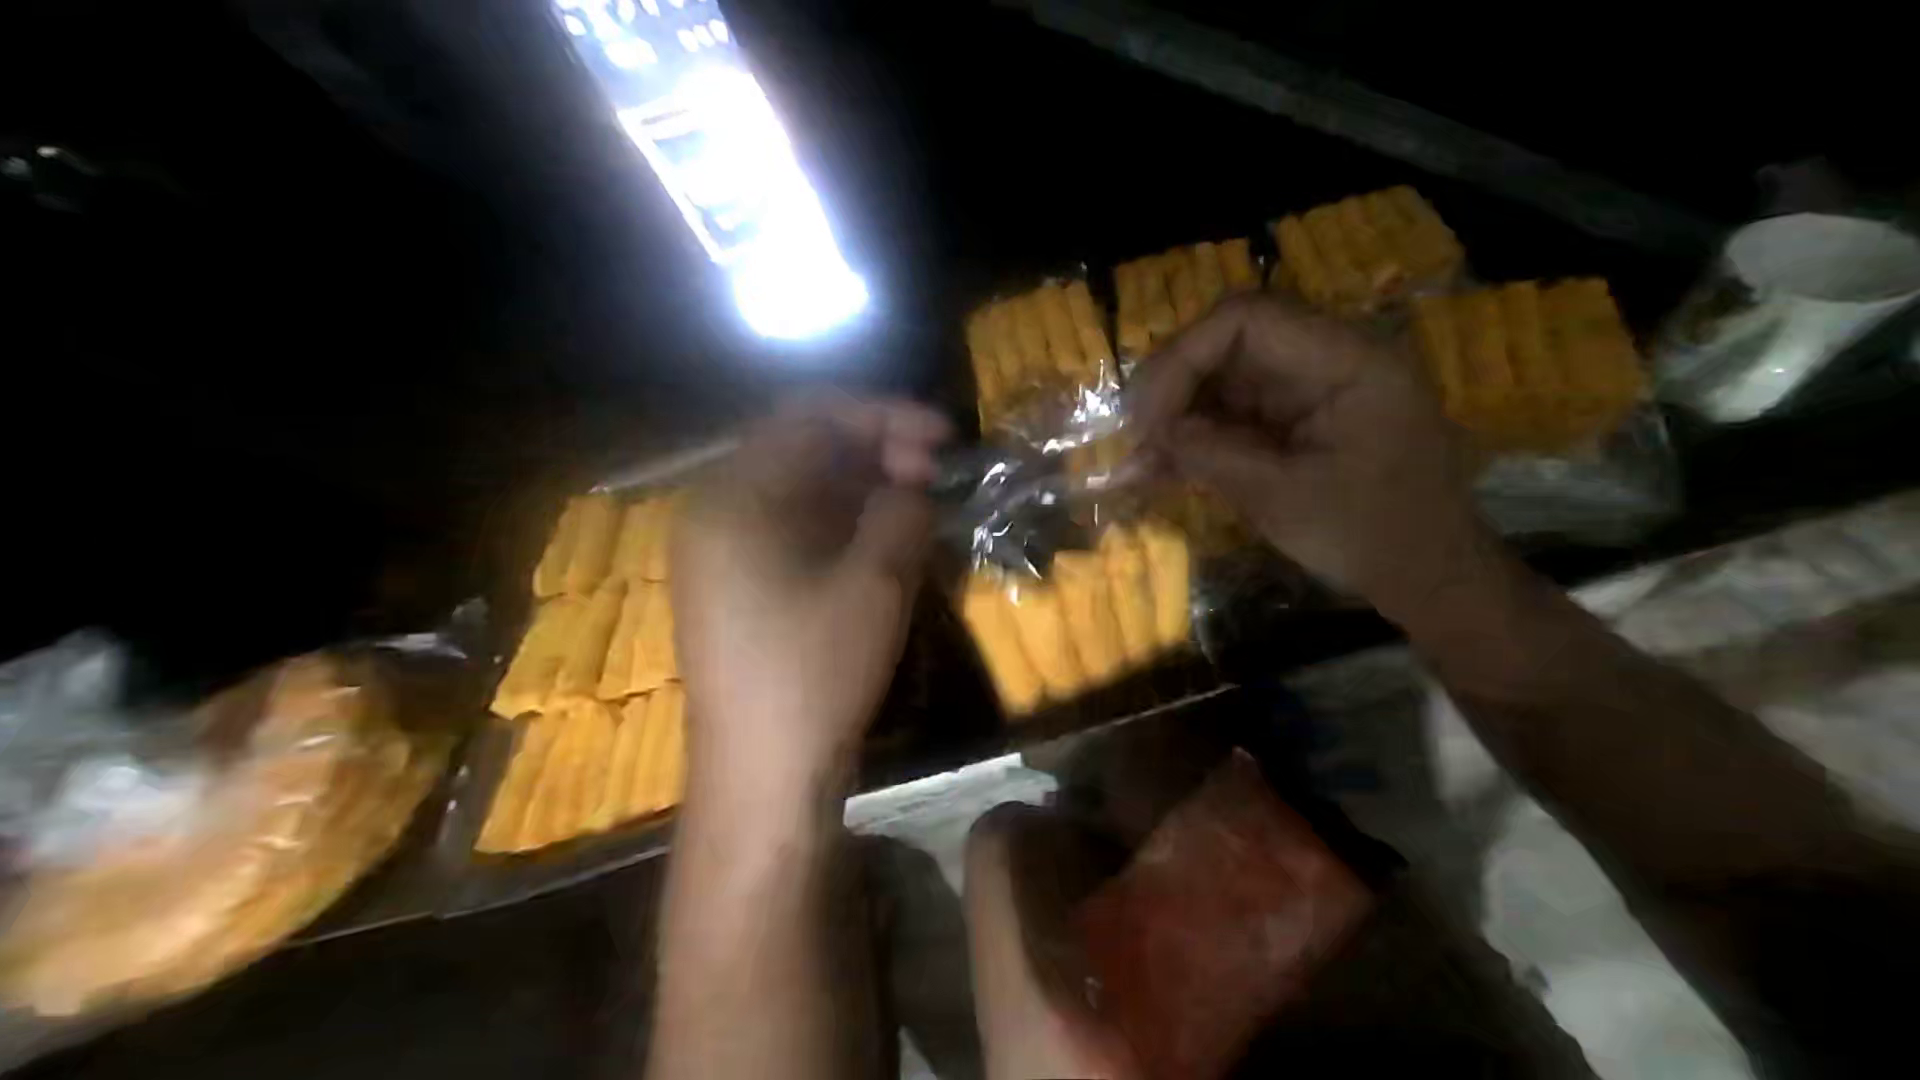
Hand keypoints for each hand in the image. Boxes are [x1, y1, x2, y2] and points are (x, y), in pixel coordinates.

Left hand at [672, 395, 949, 800]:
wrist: (763, 775)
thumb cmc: (816, 671)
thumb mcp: (876, 582)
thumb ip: (901, 511)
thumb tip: (911, 486)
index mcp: (735, 496)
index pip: (811, 417)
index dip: (884, 417)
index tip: (943, 437)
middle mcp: (715, 512)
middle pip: (800, 448)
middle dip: (873, 450)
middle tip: (932, 474)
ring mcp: (719, 552)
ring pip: (798, 490)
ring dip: (859, 487)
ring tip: (915, 504)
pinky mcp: (734, 586)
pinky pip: (790, 529)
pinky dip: (838, 522)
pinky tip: (879, 539)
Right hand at [1130, 293, 1494, 615]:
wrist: (1425, 573)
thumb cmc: (1369, 535)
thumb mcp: (1283, 500)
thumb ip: (1213, 457)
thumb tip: (1150, 436)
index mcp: (1344, 361)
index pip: (1245, 320)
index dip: (1183, 359)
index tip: (1149, 419)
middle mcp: (1322, 359)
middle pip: (1225, 343)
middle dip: (1171, 387)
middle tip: (1135, 439)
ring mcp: (1304, 389)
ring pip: (1218, 379)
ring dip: (1174, 417)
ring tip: (1136, 463)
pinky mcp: (1289, 419)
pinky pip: (1228, 413)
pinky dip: (1191, 439)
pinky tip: (1155, 468)